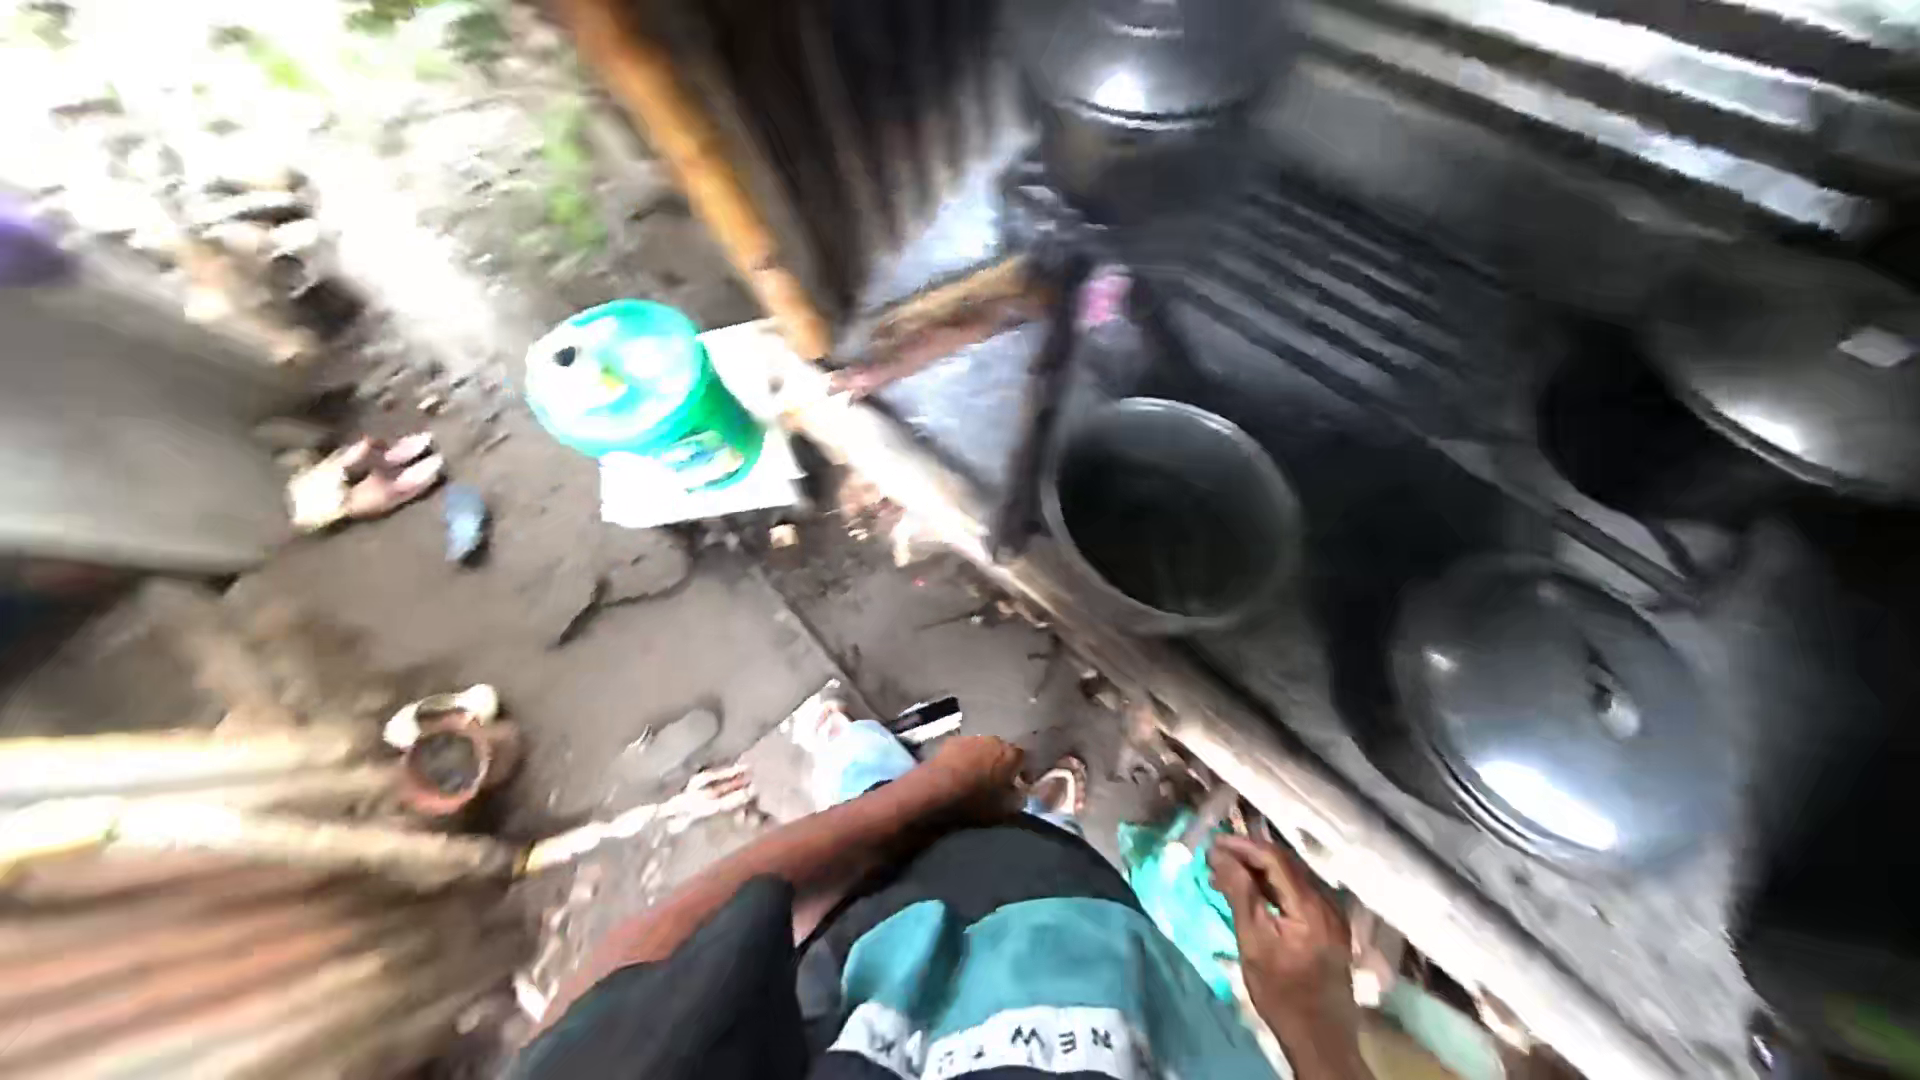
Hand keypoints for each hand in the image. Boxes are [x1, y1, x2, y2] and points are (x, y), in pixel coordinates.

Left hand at [913, 735, 1025, 822]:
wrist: (938, 790)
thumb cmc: (976, 801)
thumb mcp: (1006, 809)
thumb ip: (1019, 798)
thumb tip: (1019, 792)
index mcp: (1011, 754)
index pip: (1024, 759)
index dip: (1023, 772)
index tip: (1020, 784)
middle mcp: (994, 740)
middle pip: (1002, 750)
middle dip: (1002, 763)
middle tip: (997, 780)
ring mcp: (971, 738)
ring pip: (982, 748)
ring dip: (982, 759)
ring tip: (975, 776)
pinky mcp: (951, 741)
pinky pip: (964, 750)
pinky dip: (964, 758)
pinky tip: (958, 772)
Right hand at [1209, 834, 1362, 1055]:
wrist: (1320, 1043)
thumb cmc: (1282, 994)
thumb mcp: (1253, 941)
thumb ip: (1239, 892)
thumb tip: (1218, 854)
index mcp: (1311, 906)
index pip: (1273, 858)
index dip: (1241, 846)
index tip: (1212, 843)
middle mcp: (1326, 904)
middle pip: (1283, 863)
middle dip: (1247, 855)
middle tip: (1214, 855)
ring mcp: (1330, 916)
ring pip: (1288, 877)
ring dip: (1255, 870)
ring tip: (1223, 872)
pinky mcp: (1327, 927)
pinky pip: (1294, 893)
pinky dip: (1269, 886)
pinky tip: (1248, 892)